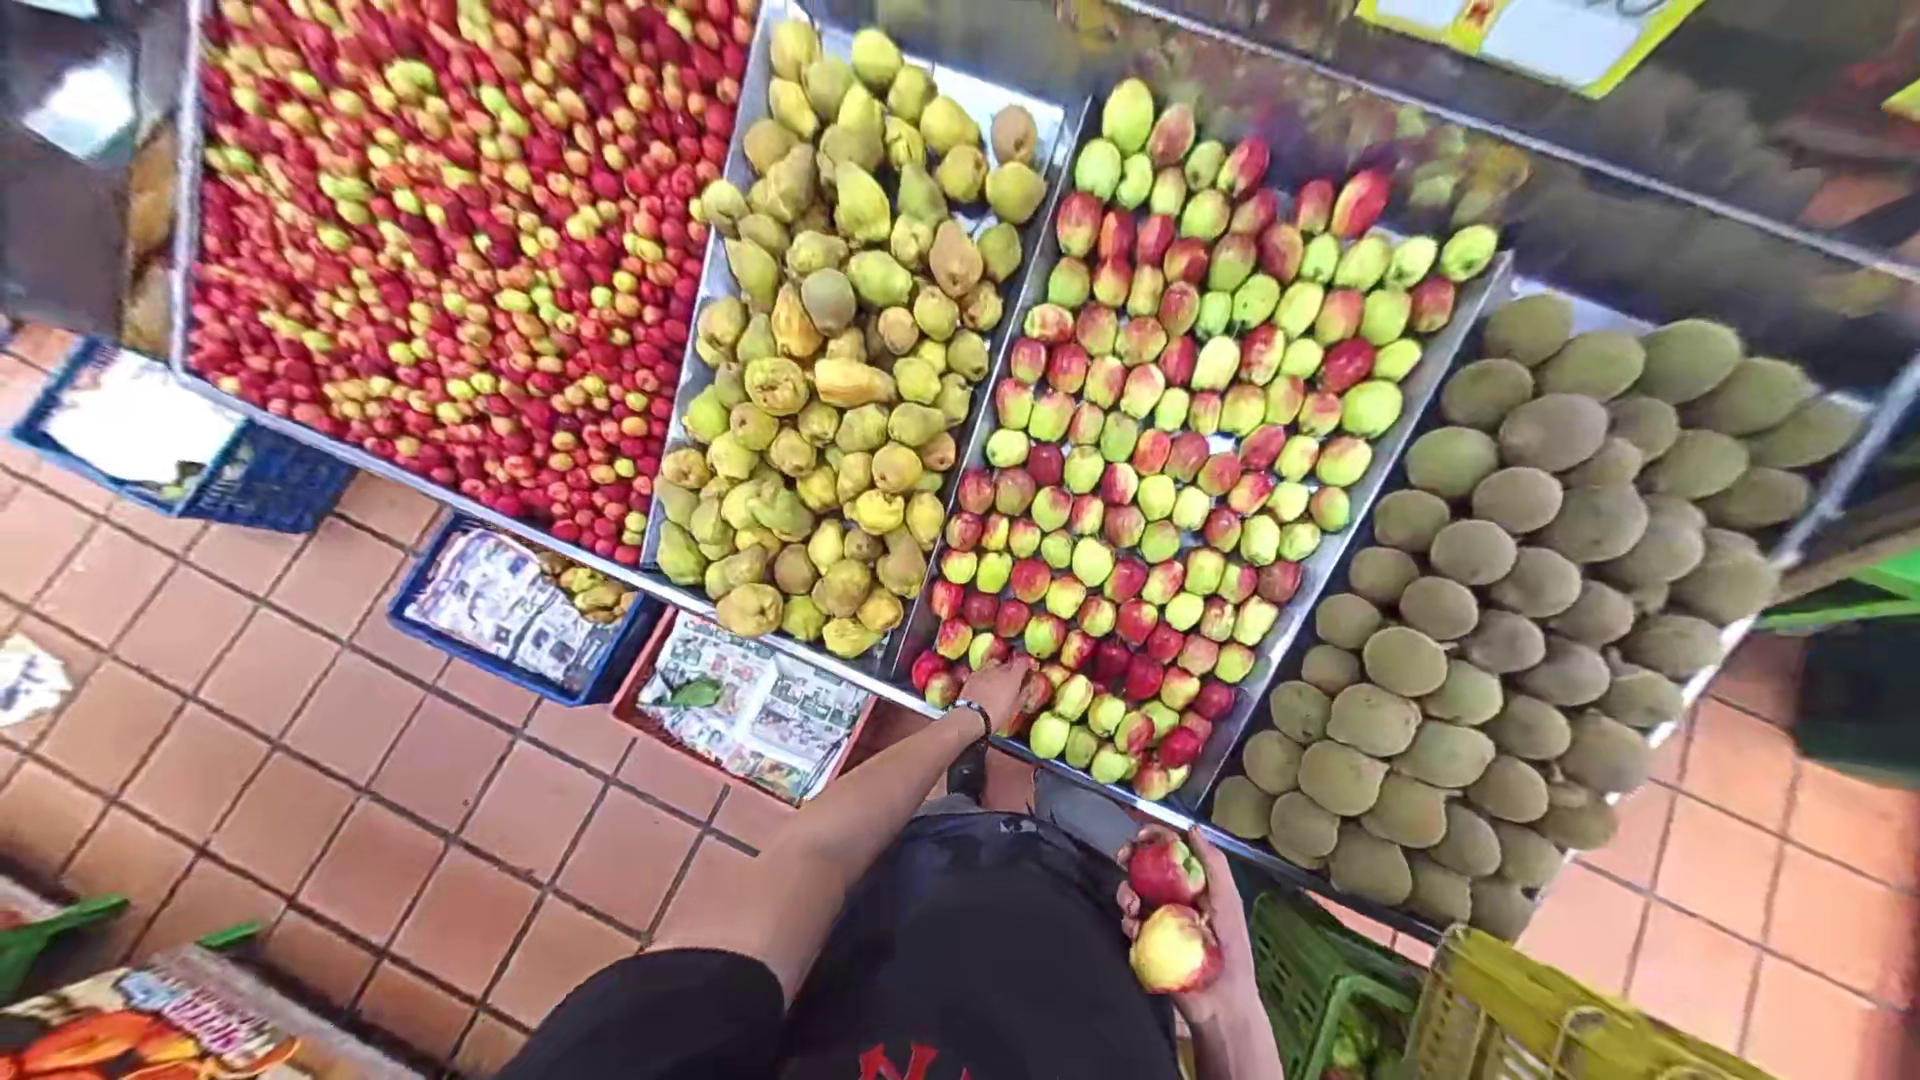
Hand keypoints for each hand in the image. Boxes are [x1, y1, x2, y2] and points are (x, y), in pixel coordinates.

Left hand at [957, 655, 1032, 736]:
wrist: (971, 716)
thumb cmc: (996, 715)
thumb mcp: (1014, 708)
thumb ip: (1023, 695)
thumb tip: (1027, 687)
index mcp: (1012, 676)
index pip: (1022, 662)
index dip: (1026, 665)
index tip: (1028, 671)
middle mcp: (999, 669)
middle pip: (1008, 663)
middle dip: (1012, 669)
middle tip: (1012, 679)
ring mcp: (984, 670)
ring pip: (994, 664)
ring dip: (998, 669)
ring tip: (997, 679)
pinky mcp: (972, 675)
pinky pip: (983, 670)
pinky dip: (986, 674)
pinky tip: (984, 683)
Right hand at [1116, 825, 1261, 1028]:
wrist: (1222, 1004)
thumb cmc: (1232, 950)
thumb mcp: (1228, 902)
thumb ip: (1214, 864)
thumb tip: (1192, 829)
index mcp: (1191, 882)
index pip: (1170, 849)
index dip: (1154, 836)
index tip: (1141, 834)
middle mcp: (1171, 894)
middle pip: (1143, 864)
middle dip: (1130, 856)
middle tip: (1123, 857)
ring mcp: (1156, 917)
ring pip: (1130, 890)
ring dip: (1125, 891)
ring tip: (1131, 905)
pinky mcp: (1145, 940)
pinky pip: (1128, 922)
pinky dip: (1128, 922)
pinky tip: (1136, 930)